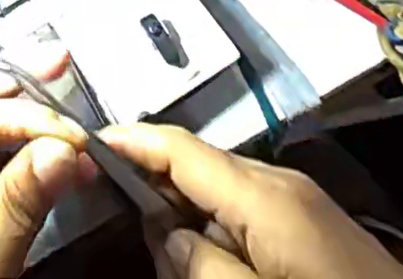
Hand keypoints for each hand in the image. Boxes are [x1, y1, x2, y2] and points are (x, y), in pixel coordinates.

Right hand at [100, 124, 402, 278]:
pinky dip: (218, 223)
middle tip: (136, 230)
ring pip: (218, 185)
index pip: (177, 145)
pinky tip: (216, 260)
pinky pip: (246, 207)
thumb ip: (198, 264)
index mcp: (264, 194)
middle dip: (157, 188)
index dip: (129, 140)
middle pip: (194, 162)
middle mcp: (280, 181)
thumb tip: (163, 231)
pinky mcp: (316, 222)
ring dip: (188, 211)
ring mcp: (302, 200)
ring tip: (178, 257)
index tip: (86, 142)